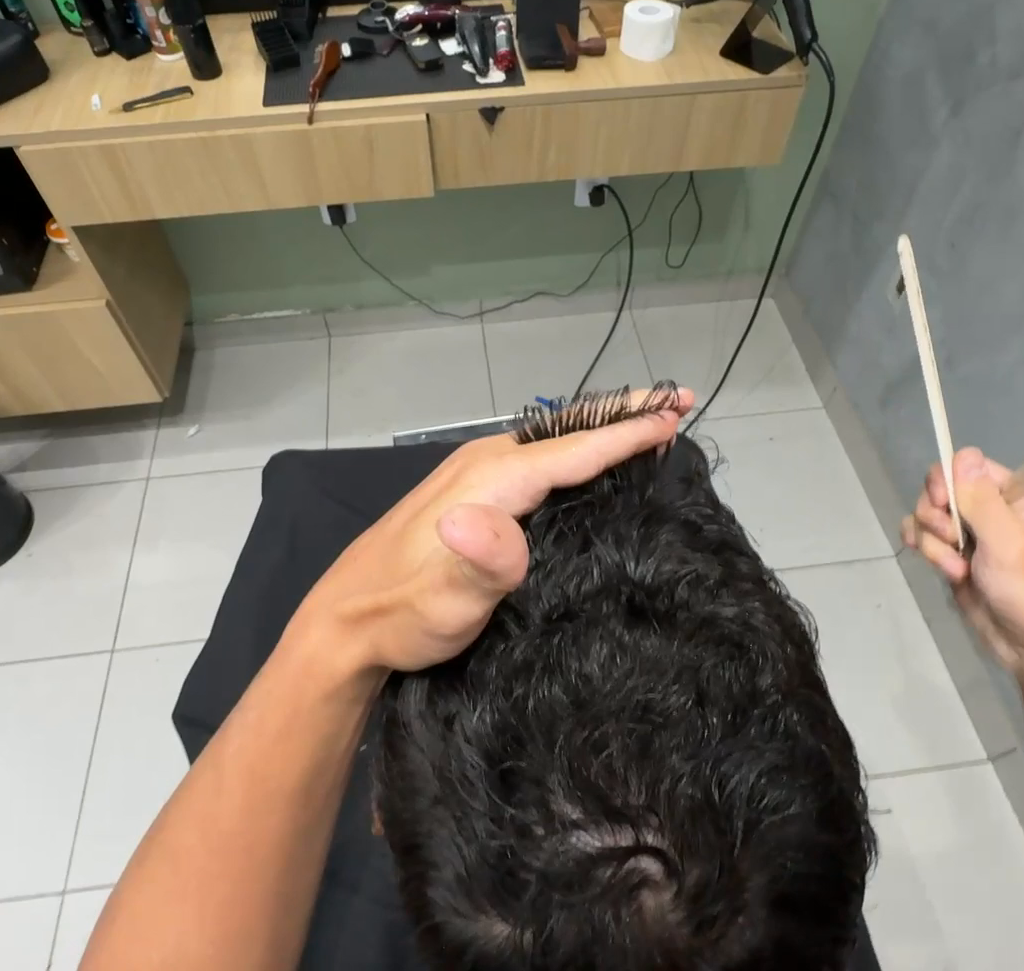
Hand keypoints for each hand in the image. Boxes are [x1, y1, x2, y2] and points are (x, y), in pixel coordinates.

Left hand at [299, 387, 693, 673]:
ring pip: (552, 442)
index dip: (627, 433)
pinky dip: (574, 452)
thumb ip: (478, 563)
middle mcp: (484, 462)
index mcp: (490, 479)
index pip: (573, 449)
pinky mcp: (469, 490)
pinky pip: (537, 459)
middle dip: (623, 414)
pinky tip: (589, 465)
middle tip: (677, 402)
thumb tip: (484, 519)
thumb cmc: (402, 612)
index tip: (676, 416)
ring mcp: (473, 473)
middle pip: (567, 431)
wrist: (345, 620)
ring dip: (601, 431)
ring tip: (648, 426)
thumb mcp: (445, 601)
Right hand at [900, 447, 1023, 669]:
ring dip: (932, 542)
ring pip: (928, 516)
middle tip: (953, 542)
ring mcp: (972, 534)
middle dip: (936, 516)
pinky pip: (924, 538)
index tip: (944, 505)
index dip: (947, 481)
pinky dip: (925, 551)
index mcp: (1017, 497)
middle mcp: (993, 509)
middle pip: (941, 490)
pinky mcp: (955, 555)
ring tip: (955, 569)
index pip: (967, 466)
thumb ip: (980, 498)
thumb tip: (960, 454)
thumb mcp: (1008, 541)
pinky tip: (943, 570)